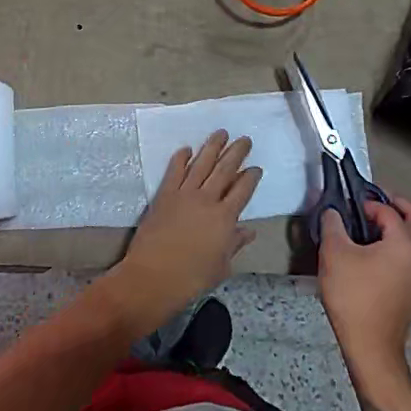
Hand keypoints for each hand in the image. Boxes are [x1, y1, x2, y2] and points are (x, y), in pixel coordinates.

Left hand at [101, 130, 261, 336]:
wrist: (154, 276)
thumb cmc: (192, 277)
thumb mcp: (221, 265)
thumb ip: (234, 244)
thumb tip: (249, 231)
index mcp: (225, 218)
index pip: (243, 190)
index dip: (251, 177)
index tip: (256, 167)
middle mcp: (206, 200)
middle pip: (225, 170)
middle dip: (236, 153)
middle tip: (245, 139)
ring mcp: (184, 195)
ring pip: (201, 164)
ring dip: (212, 147)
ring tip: (221, 133)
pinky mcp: (163, 195)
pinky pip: (174, 171)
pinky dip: (180, 158)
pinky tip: (186, 148)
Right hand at [318, 195, 410, 371]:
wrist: (370, 344)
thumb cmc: (352, 296)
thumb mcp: (334, 254)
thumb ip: (333, 225)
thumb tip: (334, 213)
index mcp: (405, 243)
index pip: (389, 211)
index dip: (369, 204)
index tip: (350, 205)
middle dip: (397, 205)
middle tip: (374, 203)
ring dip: (401, 226)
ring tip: (373, 227)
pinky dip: (401, 245)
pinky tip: (378, 253)